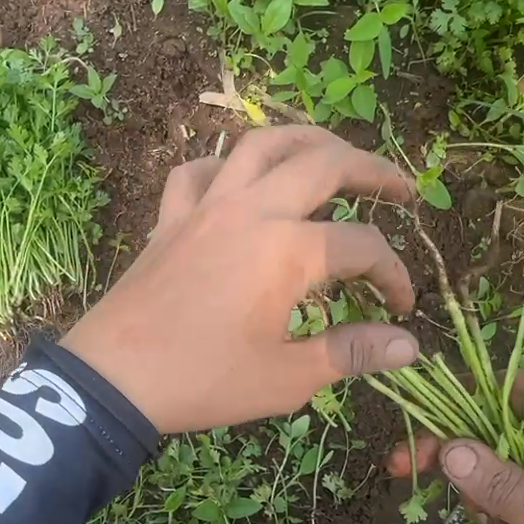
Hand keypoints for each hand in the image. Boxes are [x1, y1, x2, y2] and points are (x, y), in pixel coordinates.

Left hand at [62, 127, 420, 434]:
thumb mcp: (286, 378)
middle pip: (325, 164)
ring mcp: (205, 208)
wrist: (113, 380)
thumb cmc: (204, 381)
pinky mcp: (169, 220)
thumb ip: (351, 354)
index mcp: (288, 251)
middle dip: (374, 171)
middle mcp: (251, 210)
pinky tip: (236, 181)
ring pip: (262, 145)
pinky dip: (224, 166)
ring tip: (334, 155)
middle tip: (401, 189)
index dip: (394, 276)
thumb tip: (410, 345)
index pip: (364, 249)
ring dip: (307, 142)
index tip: (401, 308)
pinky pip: (198, 172)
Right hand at [391, 386, 523, 523]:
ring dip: (485, 488)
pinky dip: (507, 509)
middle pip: (509, 428)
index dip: (466, 405)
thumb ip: (505, 488)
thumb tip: (449, 447)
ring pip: (515, 463)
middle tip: (408, 472)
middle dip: (462, 451)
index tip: (423, 434)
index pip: (518, 392)